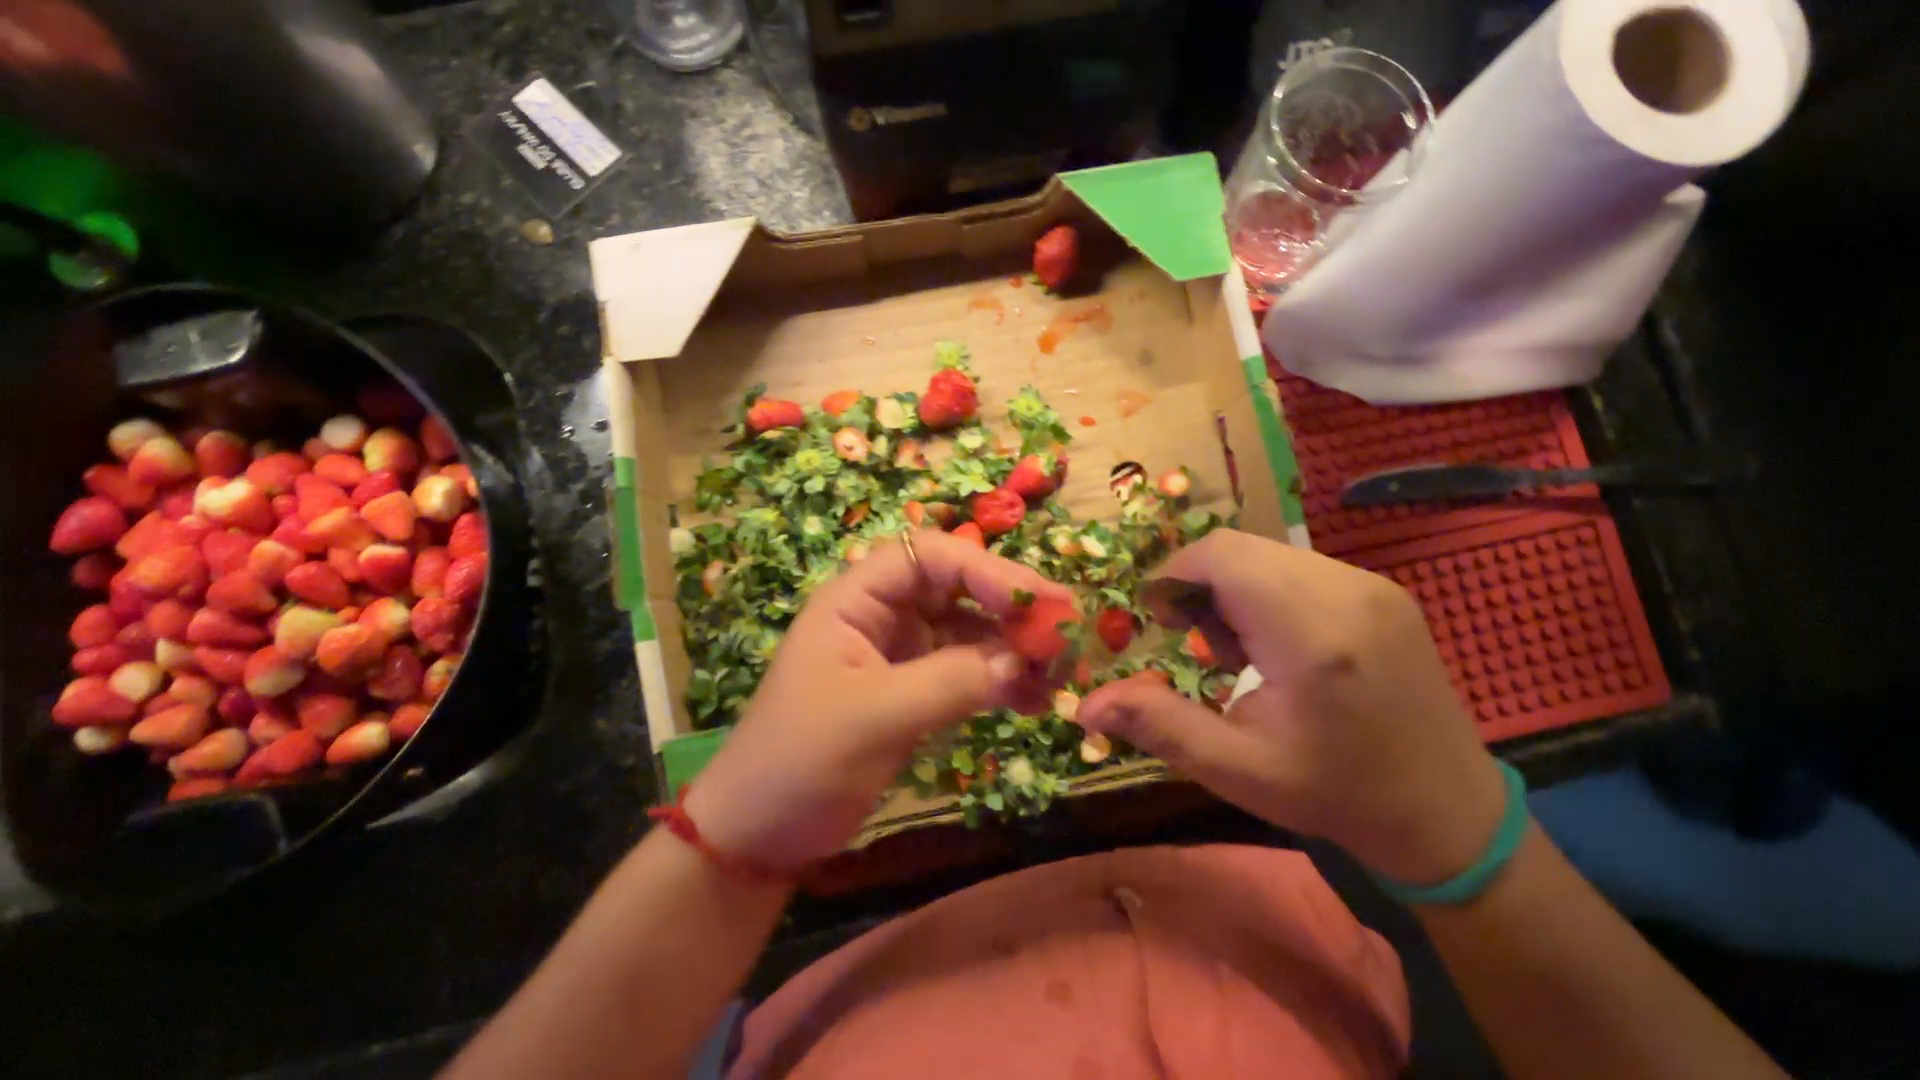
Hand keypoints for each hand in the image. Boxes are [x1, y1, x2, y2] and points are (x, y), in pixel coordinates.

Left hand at [682, 530, 1066, 868]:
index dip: (985, 571)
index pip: (929, 557)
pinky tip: (1037, 701)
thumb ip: (949, 682)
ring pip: (970, 632)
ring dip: (1015, 648)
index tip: (1036, 605)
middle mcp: (881, 618)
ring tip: (1061, 674)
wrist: (760, 834)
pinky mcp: (914, 696)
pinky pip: (969, 674)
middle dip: (1012, 608)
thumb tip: (1026, 660)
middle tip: (1067, 635)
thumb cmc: (799, 760)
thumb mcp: (873, 717)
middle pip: (958, 589)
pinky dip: (1003, 683)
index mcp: (855, 600)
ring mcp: (900, 657)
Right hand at [1078, 529, 1506, 885]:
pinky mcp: (1386, 593)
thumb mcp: (1239, 770)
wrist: (1447, 812)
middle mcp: (1346, 590)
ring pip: (1270, 554)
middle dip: (1199, 586)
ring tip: (1239, 654)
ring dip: (1234, 588)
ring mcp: (1373, 586)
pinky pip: (1303, 567)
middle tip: (1198, 648)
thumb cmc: (1337, 794)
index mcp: (1310, 632)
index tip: (1160, 627)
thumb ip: (1162, 726)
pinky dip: (1270, 591)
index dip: (1172, 577)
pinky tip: (1279, 647)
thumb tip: (1087, 705)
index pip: (1219, 556)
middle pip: (1240, 548)